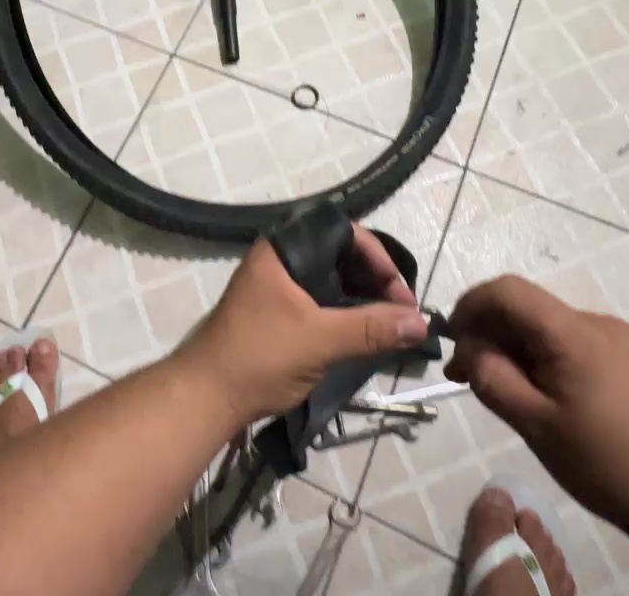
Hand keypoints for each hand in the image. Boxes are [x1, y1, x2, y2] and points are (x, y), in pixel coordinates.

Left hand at [177, 224, 429, 423]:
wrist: (208, 396)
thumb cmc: (259, 356)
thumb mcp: (320, 340)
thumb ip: (371, 328)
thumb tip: (421, 322)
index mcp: (282, 251)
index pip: (342, 232)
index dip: (377, 257)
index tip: (400, 293)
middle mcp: (279, 261)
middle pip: (339, 255)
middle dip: (374, 279)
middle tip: (401, 311)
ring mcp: (276, 288)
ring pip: (331, 280)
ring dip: (361, 299)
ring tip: (390, 324)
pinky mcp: (277, 313)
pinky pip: (320, 301)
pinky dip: (344, 312)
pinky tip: (365, 333)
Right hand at [444, 276, 628, 534]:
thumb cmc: (609, 463)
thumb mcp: (535, 425)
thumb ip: (492, 378)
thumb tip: (468, 347)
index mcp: (574, 333)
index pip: (507, 290)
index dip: (470, 305)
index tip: (450, 340)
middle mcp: (598, 324)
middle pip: (527, 309)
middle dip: (489, 334)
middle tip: (465, 378)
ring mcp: (620, 342)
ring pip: (548, 329)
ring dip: (515, 350)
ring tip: (501, 393)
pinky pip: (572, 346)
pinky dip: (543, 360)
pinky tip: (540, 398)